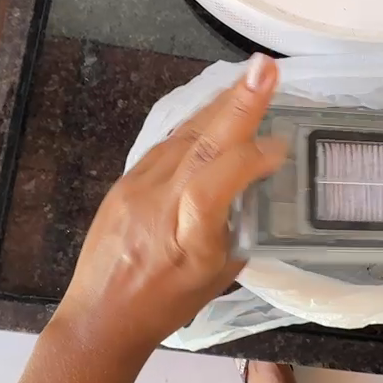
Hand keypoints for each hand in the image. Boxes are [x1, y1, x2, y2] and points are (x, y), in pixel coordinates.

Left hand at [55, 55, 285, 354]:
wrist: (100, 315)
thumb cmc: (167, 304)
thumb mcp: (218, 275)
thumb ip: (236, 225)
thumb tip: (253, 185)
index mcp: (188, 235)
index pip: (220, 180)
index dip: (253, 158)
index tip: (281, 146)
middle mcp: (160, 201)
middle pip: (202, 142)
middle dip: (239, 103)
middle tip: (265, 67)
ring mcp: (138, 184)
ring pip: (185, 135)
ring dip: (221, 105)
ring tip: (251, 79)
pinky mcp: (125, 178)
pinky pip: (169, 141)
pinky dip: (199, 123)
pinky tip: (216, 111)